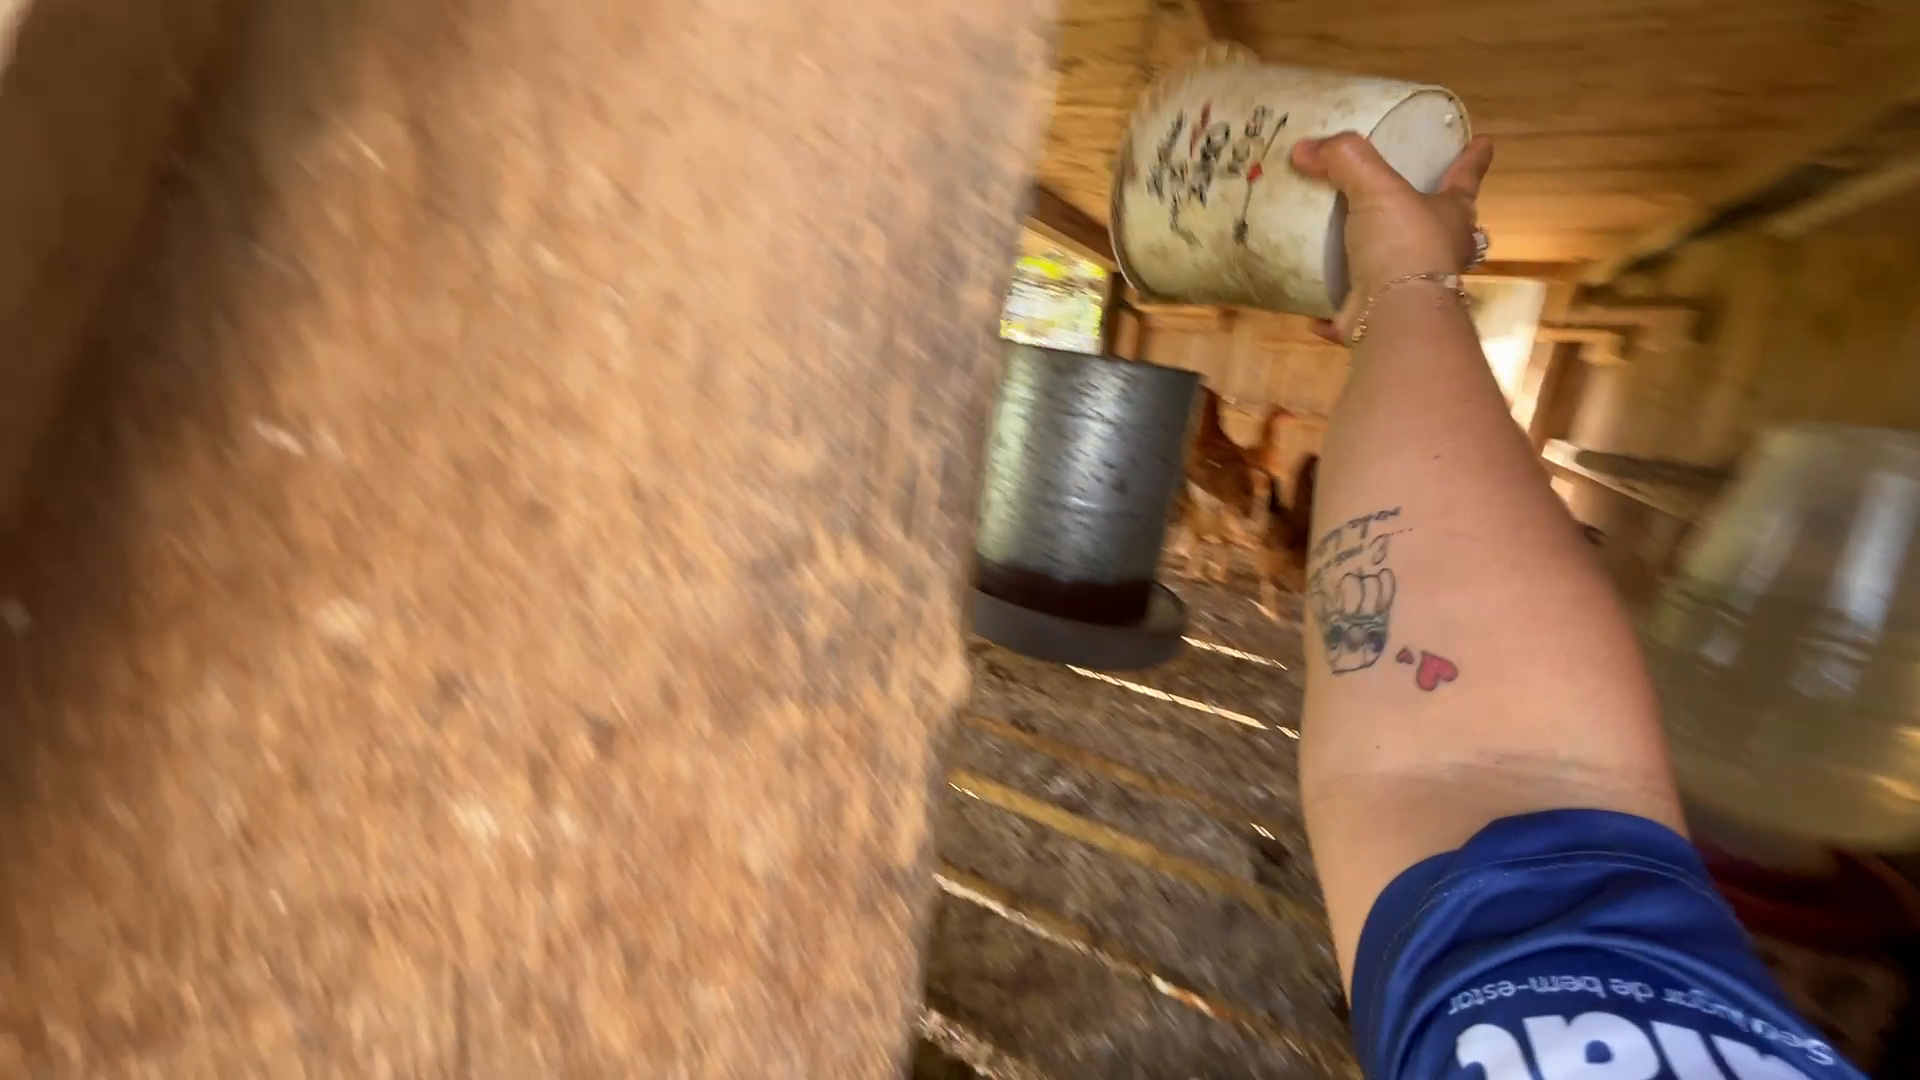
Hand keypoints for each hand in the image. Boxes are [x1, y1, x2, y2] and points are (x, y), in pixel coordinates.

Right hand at [1290, 133, 1492, 342]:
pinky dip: (1336, 315)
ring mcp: (1413, 290)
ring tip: (1361, 259)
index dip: (1474, 158)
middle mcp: (1441, 253)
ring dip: (1389, 268)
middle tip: (1424, 209)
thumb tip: (1304, 146)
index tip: (1484, 141)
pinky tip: (1316, 315)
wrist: (1394, 311)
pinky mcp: (1381, 319)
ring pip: (1406, 274)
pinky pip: (1354, 314)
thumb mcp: (1377, 188)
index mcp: (1451, 215)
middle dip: (1441, 220)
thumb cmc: (1403, 243)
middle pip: (1449, 229)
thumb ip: (1345, 161)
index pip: (1467, 176)